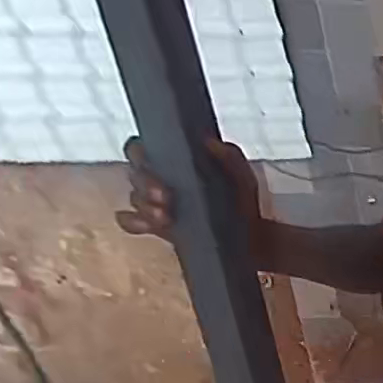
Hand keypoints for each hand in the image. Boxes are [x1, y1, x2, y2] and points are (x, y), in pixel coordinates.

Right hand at [115, 137, 264, 247]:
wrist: (251, 240)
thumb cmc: (241, 204)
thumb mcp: (242, 179)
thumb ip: (231, 158)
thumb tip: (210, 142)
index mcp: (172, 163)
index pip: (141, 150)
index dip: (140, 154)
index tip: (156, 164)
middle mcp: (158, 180)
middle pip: (136, 174)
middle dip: (145, 183)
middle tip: (164, 196)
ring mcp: (155, 205)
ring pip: (135, 198)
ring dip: (145, 205)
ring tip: (164, 216)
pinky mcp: (158, 228)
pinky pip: (131, 221)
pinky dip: (135, 222)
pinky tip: (148, 226)